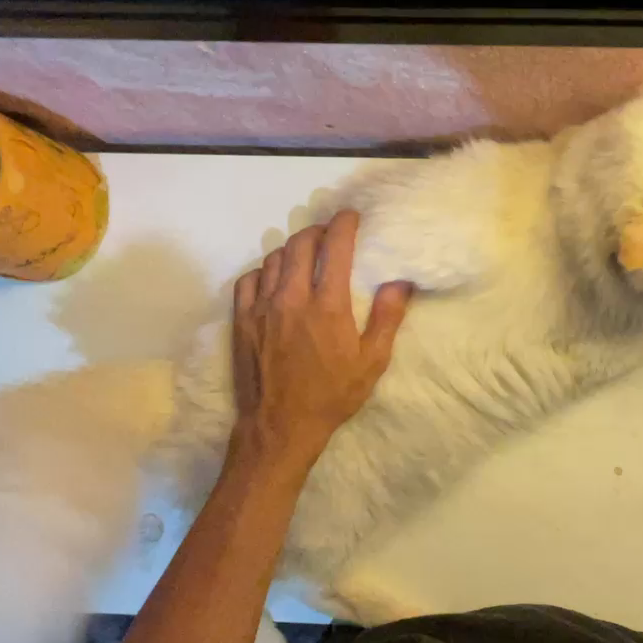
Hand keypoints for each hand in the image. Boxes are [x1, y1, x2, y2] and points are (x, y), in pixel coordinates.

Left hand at [229, 211, 411, 470]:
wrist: (281, 425)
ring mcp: (262, 307)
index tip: (350, 217)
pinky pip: (248, 279)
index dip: (344, 225)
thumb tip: (400, 282)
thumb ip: (386, 318)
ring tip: (303, 254)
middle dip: (317, 231)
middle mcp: (292, 297)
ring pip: (273, 258)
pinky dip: (263, 270)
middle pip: (300, 244)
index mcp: (328, 306)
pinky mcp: (242, 320)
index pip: (335, 247)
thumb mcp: (372, 362)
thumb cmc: (333, 396)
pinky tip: (273, 279)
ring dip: (291, 249)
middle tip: (329, 233)